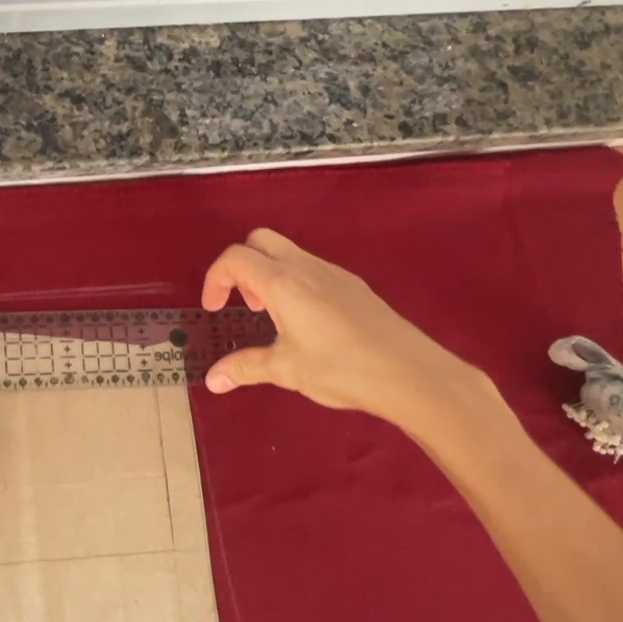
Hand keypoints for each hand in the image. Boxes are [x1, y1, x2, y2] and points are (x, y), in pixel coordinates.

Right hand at [200, 228, 488, 431]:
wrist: (411, 373)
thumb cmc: (341, 368)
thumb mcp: (285, 370)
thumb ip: (245, 368)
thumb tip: (212, 381)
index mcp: (282, 282)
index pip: (234, 259)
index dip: (215, 279)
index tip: (214, 309)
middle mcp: (305, 268)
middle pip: (259, 240)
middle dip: (241, 266)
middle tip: (246, 304)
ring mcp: (333, 273)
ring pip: (288, 253)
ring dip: (269, 274)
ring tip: (275, 318)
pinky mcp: (354, 285)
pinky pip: (312, 269)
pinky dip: (294, 283)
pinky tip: (307, 323)